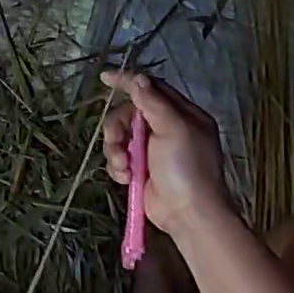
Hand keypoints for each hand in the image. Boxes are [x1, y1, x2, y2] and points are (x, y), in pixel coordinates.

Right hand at [101, 71, 230, 235]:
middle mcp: (167, 129)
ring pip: (120, 136)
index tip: (105, 78)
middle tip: (118, 142)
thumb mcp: (173, 129)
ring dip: (116, 150)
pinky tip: (125, 177)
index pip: (151, 89)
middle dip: (118, 128)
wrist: (188, 214)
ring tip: (124, 167)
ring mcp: (153, 150)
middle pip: (129, 114)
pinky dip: (118, 166)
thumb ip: (153, 102)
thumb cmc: (186, 168)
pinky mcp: (140, 168)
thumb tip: (137, 78)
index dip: (128, 82)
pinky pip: (119, 157)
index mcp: (182, 115)